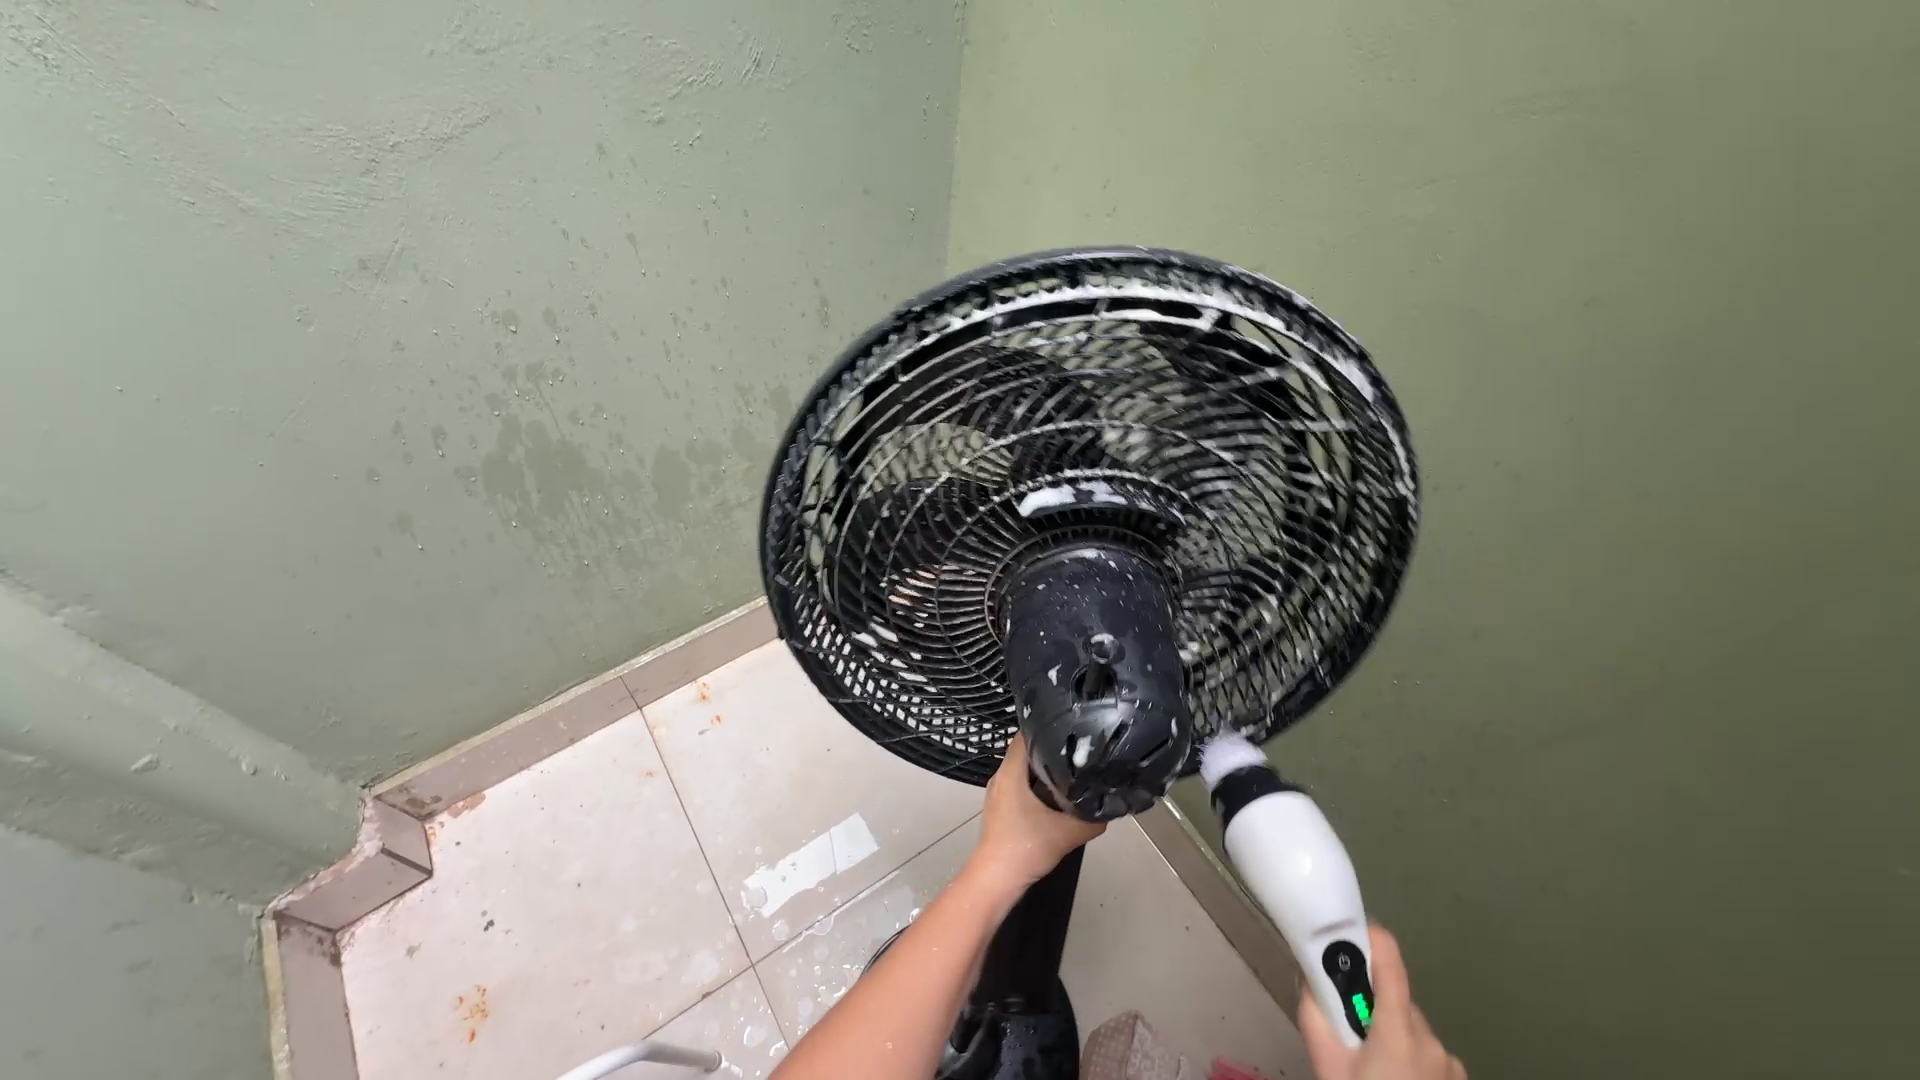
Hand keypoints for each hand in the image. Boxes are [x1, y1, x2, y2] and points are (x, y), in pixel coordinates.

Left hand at [967, 735, 1106, 888]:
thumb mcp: (1067, 833)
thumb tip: (1111, 807)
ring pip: (1023, 770)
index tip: (1070, 726)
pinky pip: (1019, 786)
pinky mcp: (1001, 808)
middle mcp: (1001, 777)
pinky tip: (1056, 796)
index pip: (1025, 735)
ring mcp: (998, 793)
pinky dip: (1036, 786)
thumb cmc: (1025, 848)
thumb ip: (1092, 819)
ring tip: (1072, 769)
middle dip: (1051, 748)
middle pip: (1026, 751)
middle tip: (1078, 748)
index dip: (1047, 727)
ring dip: (1044, 769)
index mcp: (1010, 773)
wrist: (996, 879)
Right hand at [1298, 924, 1464, 1079]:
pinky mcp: (1459, 1079)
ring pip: (1411, 1026)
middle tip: (1347, 1028)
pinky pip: (1428, 1051)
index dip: (1368, 936)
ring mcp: (1451, 1063)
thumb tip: (1308, 977)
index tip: (1348, 932)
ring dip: (1390, 1032)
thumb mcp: (1326, 1065)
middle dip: (1369, 1003)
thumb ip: (1314, 1015)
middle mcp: (1431, 1038)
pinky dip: (1410, 1055)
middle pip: (1394, 998)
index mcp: (1398, 1029)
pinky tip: (1396, 1079)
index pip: (1390, 960)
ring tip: (1372, 1066)